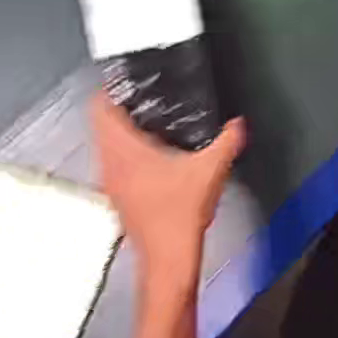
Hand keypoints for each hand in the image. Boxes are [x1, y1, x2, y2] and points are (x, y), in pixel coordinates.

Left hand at [89, 93, 244, 296]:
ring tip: (149, 123)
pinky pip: (115, 164)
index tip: (125, 81)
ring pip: (106, 145)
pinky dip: (127, 153)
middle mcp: (110, 164)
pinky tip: (153, 157)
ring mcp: (110, 182)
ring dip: (121, 133)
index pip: (100, 109)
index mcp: (125, 151)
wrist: (168, 255)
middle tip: (143, 98)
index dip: (110, 90)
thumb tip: (237, 124)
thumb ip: (227, 141)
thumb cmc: (181, 213)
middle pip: (101, 125)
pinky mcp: (118, 197)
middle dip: (120, 109)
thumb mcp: (212, 169)